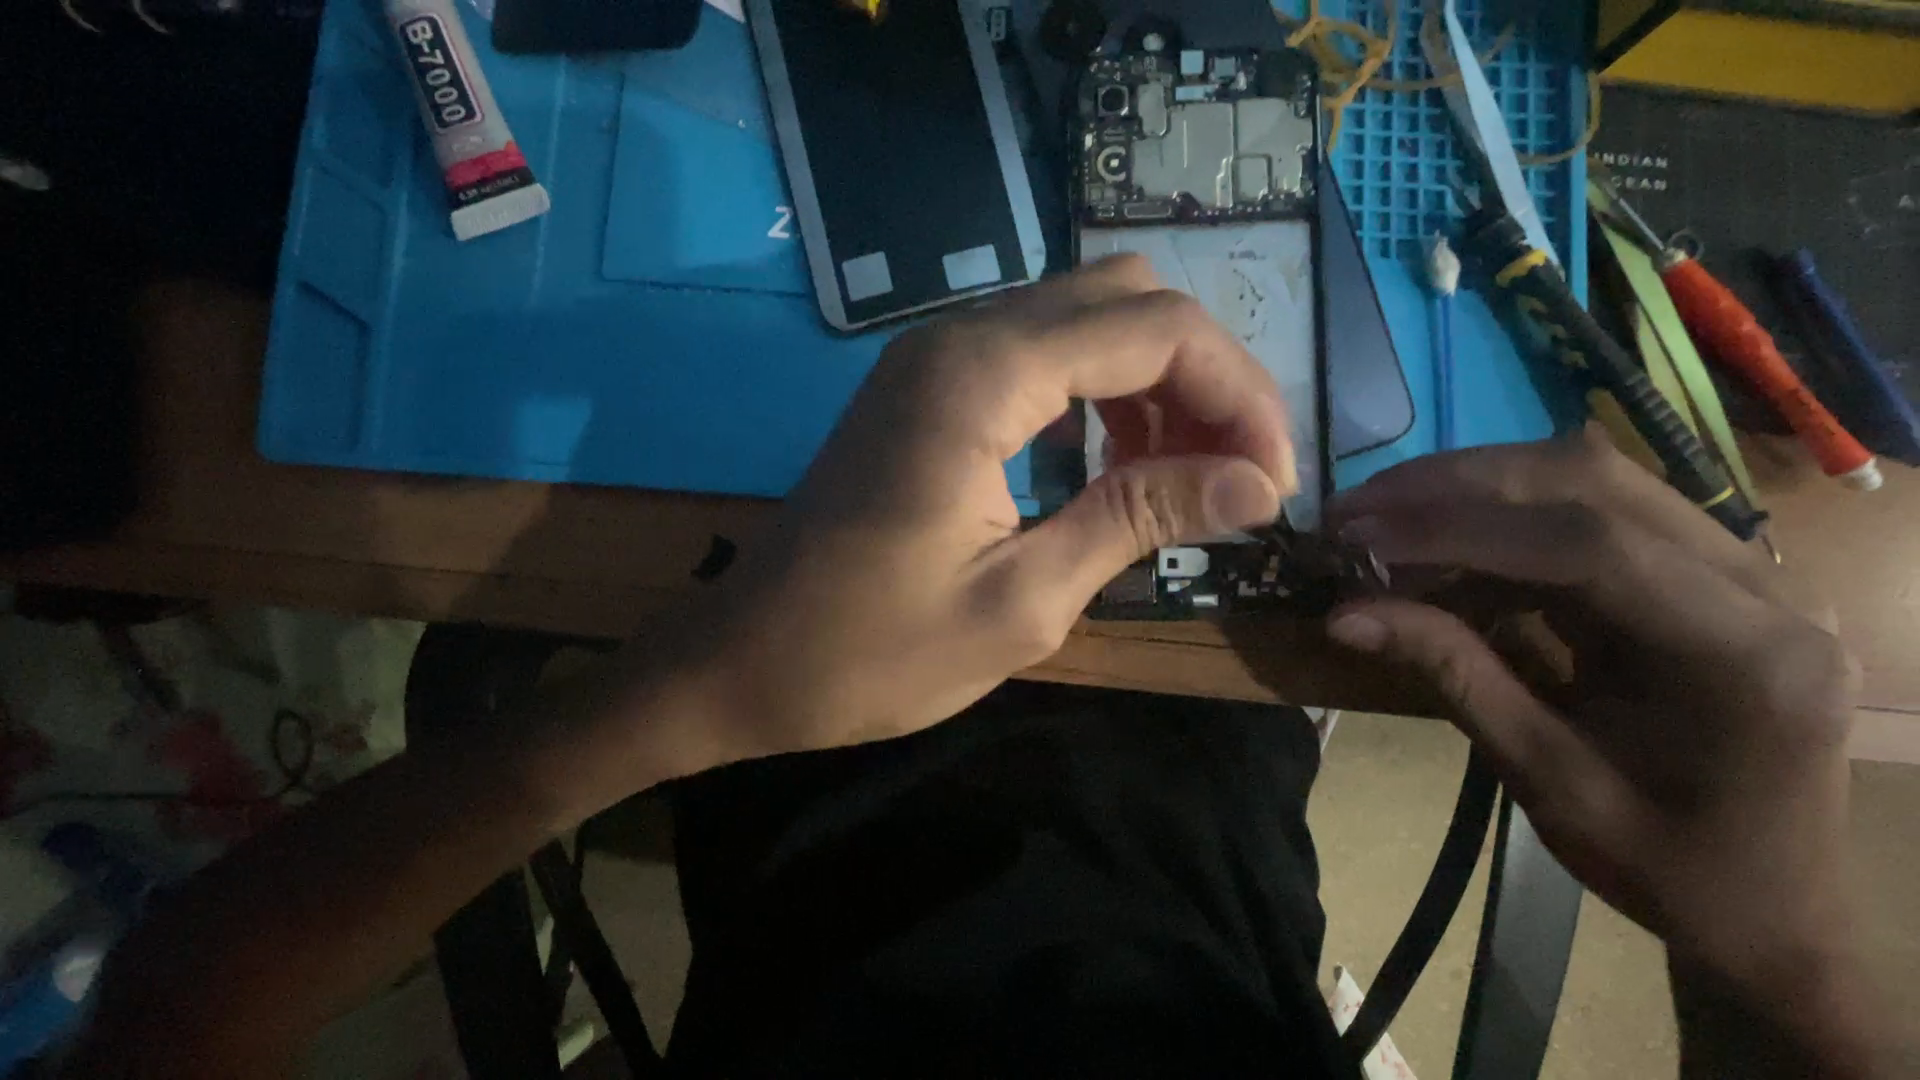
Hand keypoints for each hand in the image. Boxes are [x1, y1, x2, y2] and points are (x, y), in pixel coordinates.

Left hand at [672, 256, 1294, 758]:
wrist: (743, 664)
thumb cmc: (872, 652)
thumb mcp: (1023, 600)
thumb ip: (1138, 519)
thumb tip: (1255, 482)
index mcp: (983, 376)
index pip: (1156, 327)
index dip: (1239, 393)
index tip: (1273, 481)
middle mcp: (959, 336)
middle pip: (1126, 299)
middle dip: (1204, 375)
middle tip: (1237, 474)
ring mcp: (934, 356)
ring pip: (1083, 319)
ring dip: (1153, 383)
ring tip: (1184, 479)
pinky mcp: (924, 388)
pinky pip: (1038, 357)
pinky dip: (1097, 395)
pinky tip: (1114, 465)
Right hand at [1322, 429, 1859, 1005]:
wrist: (1769, 904)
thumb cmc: (1666, 864)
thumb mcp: (1548, 780)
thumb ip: (1453, 676)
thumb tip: (1341, 613)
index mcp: (1747, 653)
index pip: (1591, 547)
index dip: (1461, 532)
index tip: (1358, 539)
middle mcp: (1762, 585)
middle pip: (1589, 483)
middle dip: (1453, 486)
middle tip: (1352, 511)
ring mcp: (1738, 566)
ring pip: (1585, 478)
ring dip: (1466, 488)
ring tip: (1376, 514)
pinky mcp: (1697, 566)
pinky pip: (1585, 510)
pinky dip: (1493, 518)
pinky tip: (1432, 542)